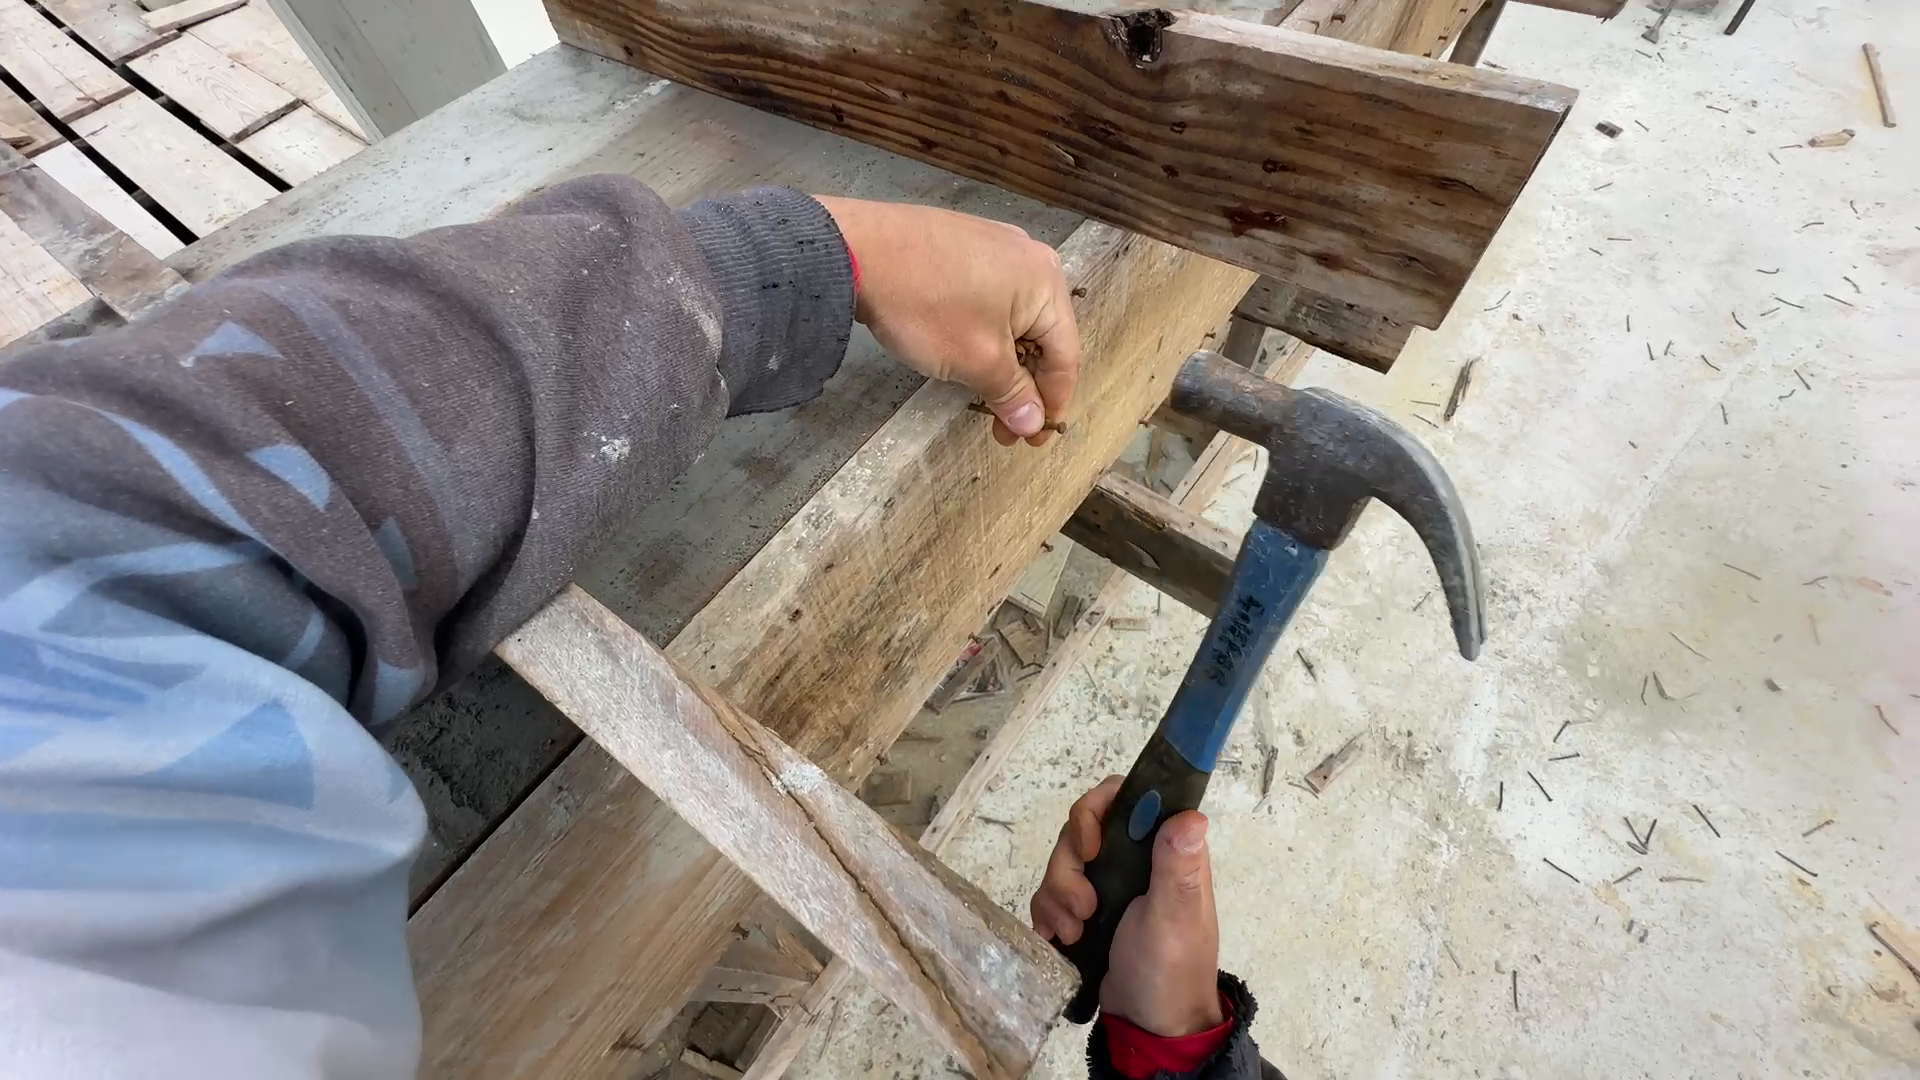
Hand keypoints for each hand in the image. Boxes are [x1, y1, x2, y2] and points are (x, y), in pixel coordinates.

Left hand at [813, 196, 1079, 445]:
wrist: (856, 250)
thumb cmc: (928, 308)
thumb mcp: (977, 360)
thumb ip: (1012, 394)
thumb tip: (1033, 424)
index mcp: (1047, 281)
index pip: (1066, 356)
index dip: (1053, 404)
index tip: (1034, 440)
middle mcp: (1031, 257)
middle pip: (1042, 337)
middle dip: (1025, 388)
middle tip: (1004, 429)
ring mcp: (995, 246)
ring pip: (1013, 321)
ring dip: (1003, 367)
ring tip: (984, 401)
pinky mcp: (963, 246)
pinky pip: (989, 301)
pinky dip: (985, 337)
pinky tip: (967, 358)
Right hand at [1031, 776, 1223, 1035]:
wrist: (1149, 1028)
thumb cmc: (1171, 969)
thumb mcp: (1175, 918)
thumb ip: (1178, 867)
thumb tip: (1193, 815)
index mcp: (1159, 848)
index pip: (1120, 797)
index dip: (1096, 809)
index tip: (1090, 845)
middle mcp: (1129, 856)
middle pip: (1080, 829)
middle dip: (1070, 868)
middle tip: (1086, 907)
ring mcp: (1103, 881)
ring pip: (1060, 860)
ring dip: (1059, 896)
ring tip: (1077, 931)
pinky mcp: (1081, 906)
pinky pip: (1048, 892)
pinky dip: (1049, 913)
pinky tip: (1063, 938)